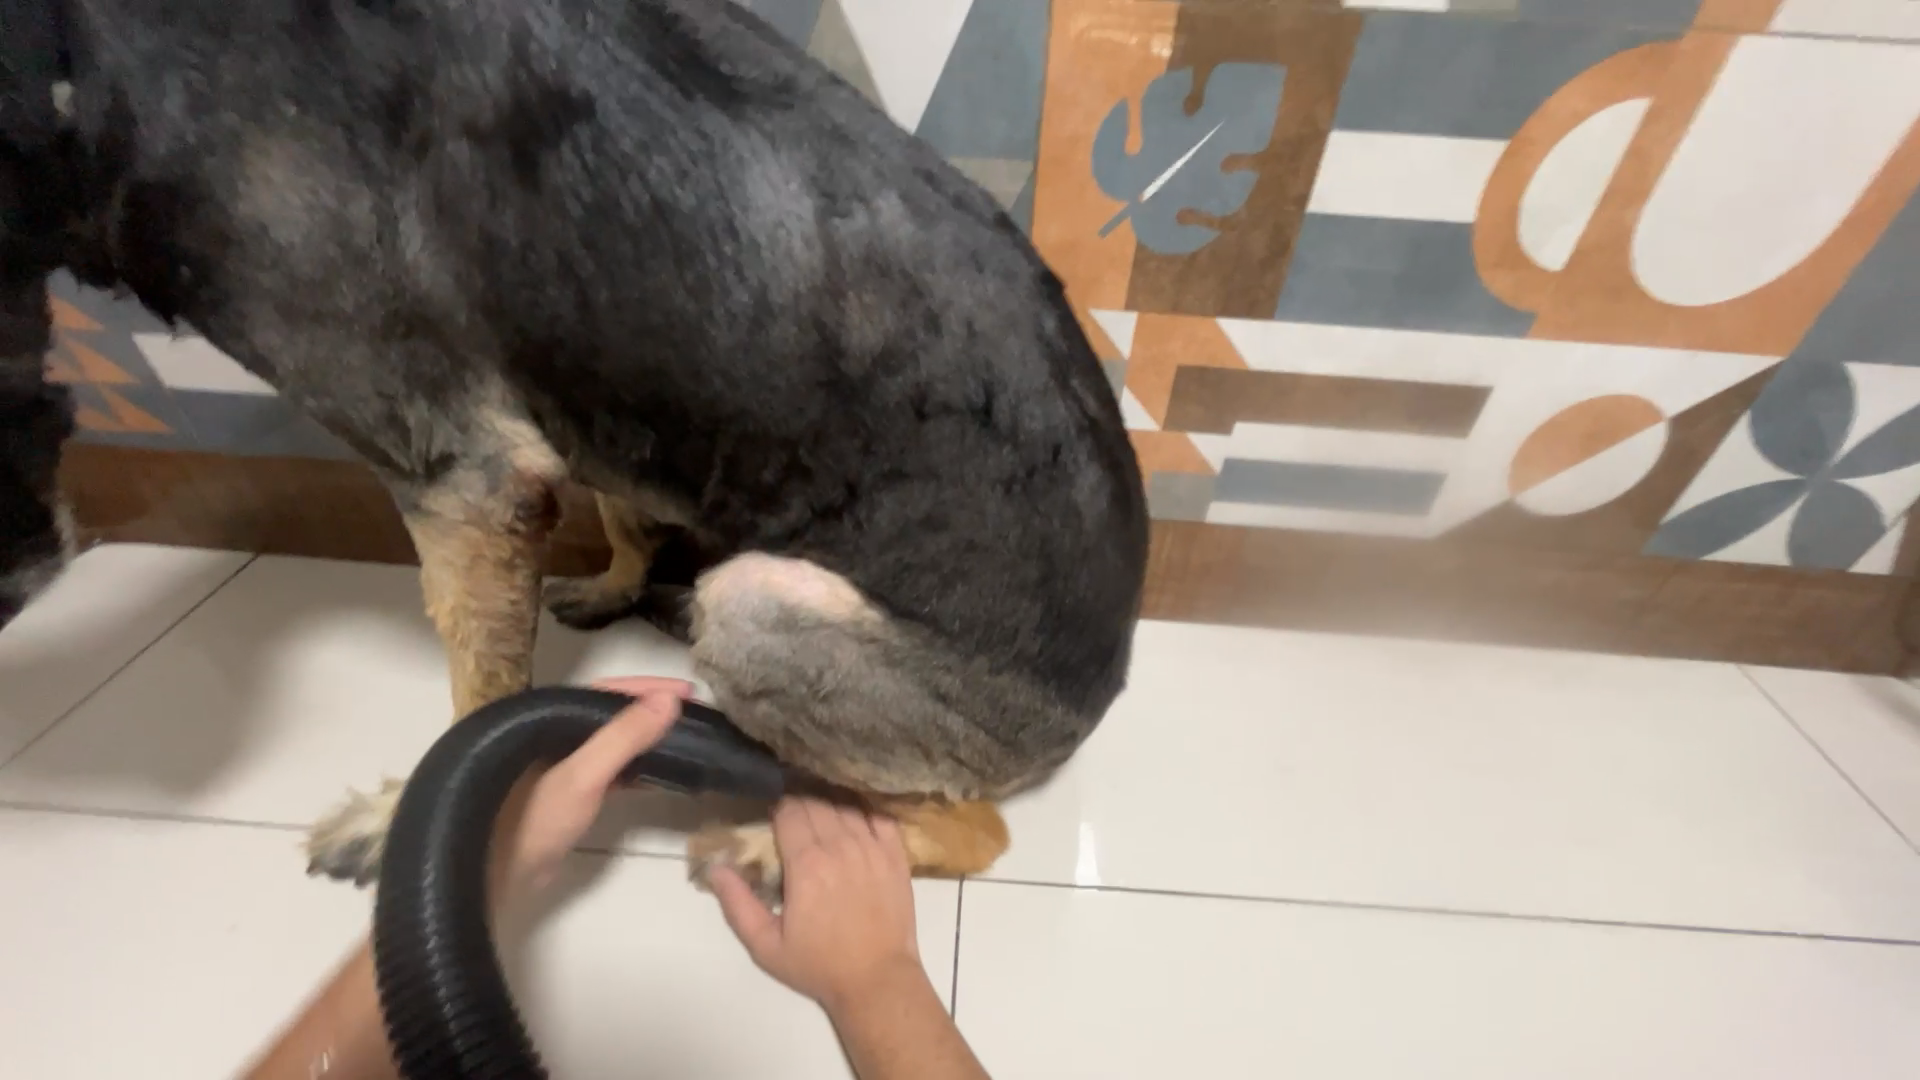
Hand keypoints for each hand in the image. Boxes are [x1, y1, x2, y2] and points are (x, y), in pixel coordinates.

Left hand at [493, 676, 692, 903]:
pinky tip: (659, 772)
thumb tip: (670, 700)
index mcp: (547, 719)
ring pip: (611, 740)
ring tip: (683, 737)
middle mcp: (551, 735)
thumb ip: (624, 737)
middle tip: (692, 711)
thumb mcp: (582, 775)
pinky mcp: (565, 794)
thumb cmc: (531, 821)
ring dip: (646, 737)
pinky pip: (609, 768)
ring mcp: (557, 766)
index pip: (606, 690)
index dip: (648, 687)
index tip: (688, 691)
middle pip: (611, 713)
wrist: (490, 881)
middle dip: (652, 709)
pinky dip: (635, 766)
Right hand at [709, 798, 923, 1013]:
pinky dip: (865, 813)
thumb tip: (716, 868)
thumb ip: (738, 904)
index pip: (790, 812)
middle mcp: (840, 846)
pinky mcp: (895, 853)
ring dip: (830, 808)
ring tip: (823, 823)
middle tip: (795, 823)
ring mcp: (872, 846)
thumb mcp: (766, 945)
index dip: (780, 810)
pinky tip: (856, 822)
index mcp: (807, 864)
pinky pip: (879, 816)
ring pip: (845, 807)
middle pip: (816, 804)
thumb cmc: (818, 965)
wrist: (876, 978)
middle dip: (801, 806)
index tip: (775, 820)